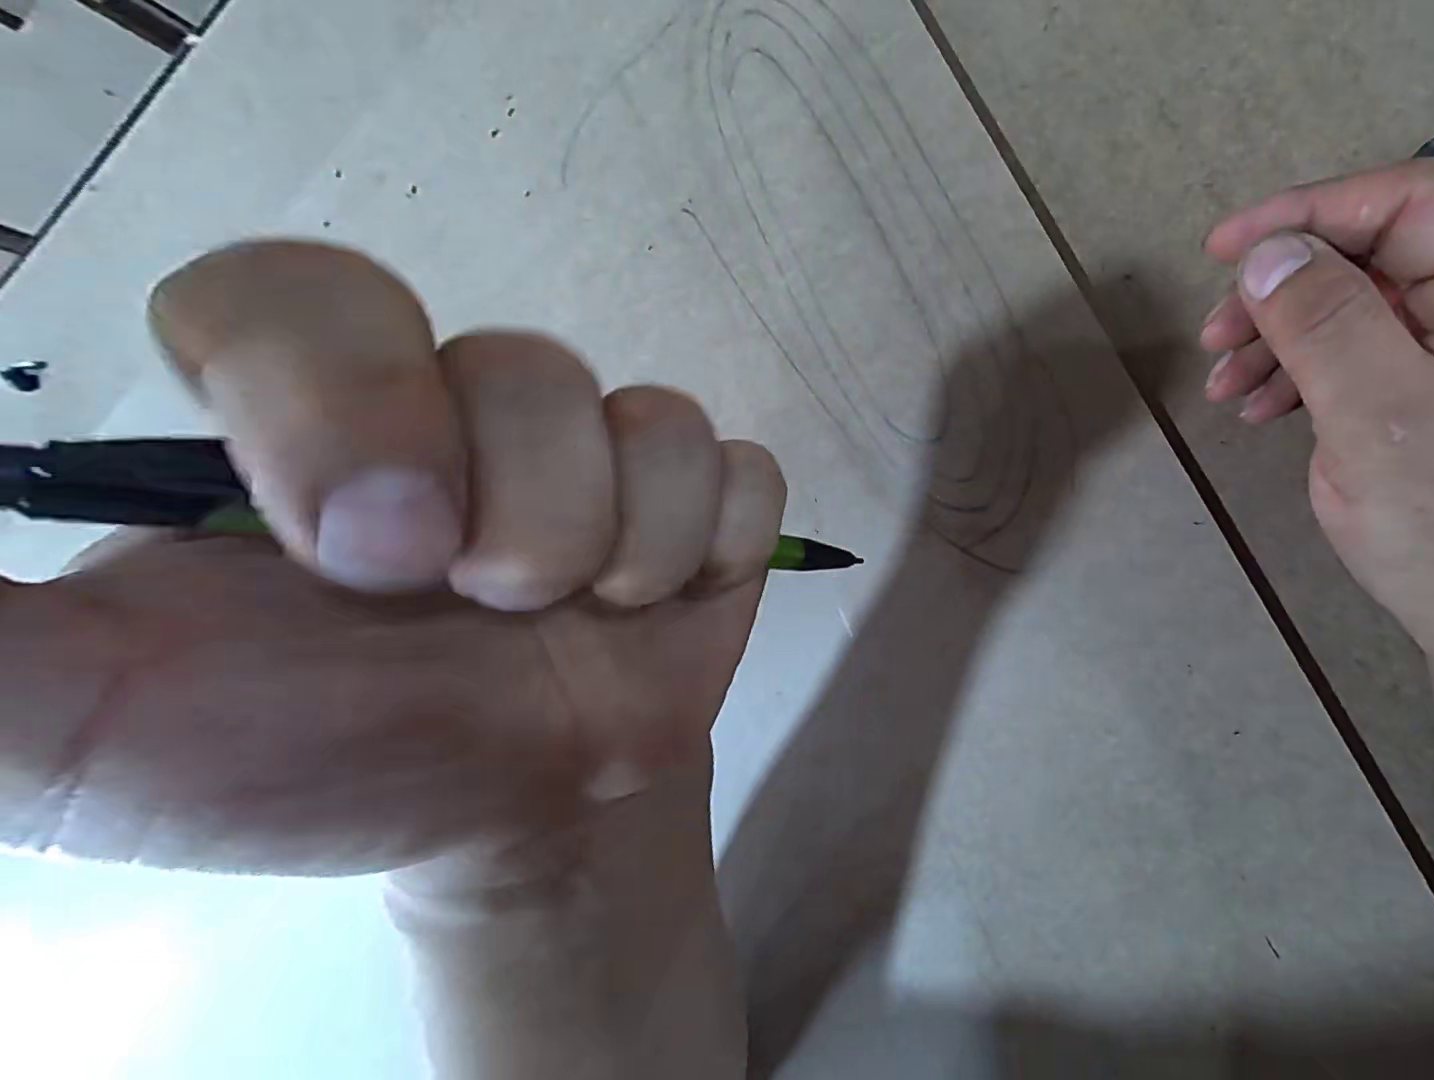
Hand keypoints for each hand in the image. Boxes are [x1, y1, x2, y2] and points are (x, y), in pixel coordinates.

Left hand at [0, 242, 783, 881]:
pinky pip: (746, 473)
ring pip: (662, 422)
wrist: (524, 806)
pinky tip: (674, 596)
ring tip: (599, 615)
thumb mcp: (83, 737)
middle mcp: (475, 413)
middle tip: (506, 606)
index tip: (380, 554)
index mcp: (323, 424)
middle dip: (535, 514)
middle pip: (535, 367)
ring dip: (634, 546)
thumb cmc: (328, 765)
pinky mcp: (713, 500)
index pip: (312, 293)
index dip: (356, 402)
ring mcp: (615, 452)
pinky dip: (720, 546)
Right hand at [1198, 160, 1433, 668]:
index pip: (1414, 201)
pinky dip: (1317, 373)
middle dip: (1288, 293)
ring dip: (1290, 339)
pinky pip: (1382, 353)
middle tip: (1214, 338)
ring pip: (1374, 306)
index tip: (1219, 249)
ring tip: (1227, 386)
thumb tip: (1266, 252)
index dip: (1305, 213)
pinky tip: (1265, 406)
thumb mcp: (1382, 425)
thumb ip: (1324, 325)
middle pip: (1387, 255)